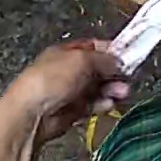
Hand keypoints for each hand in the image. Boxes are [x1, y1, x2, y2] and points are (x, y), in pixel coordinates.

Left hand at [0, 40, 131, 145]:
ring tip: (122, 94)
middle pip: (99, 70)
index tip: (129, 58)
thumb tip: (119, 62)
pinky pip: (92, 105)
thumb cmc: (53, 79)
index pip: (95, 48)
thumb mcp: (82, 60)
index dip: (112, 52)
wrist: (31, 112)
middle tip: (127, 80)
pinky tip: (108, 105)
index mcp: (68, 52)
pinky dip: (101, 104)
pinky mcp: (73, 111)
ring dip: (111, 90)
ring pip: (98, 88)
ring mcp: (71, 91)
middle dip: (114, 74)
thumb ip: (104, 60)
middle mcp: (70, 70)